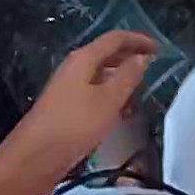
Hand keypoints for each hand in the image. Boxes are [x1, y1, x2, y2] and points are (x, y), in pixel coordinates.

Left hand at [7, 30, 157, 184]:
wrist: (35, 156)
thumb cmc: (74, 124)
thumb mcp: (107, 101)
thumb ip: (127, 77)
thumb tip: (142, 58)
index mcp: (84, 58)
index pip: (115, 38)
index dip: (138, 40)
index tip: (159, 48)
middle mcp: (75, 65)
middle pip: (107, 53)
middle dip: (130, 57)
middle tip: (153, 67)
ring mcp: (69, 85)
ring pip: (101, 73)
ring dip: (121, 77)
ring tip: (142, 90)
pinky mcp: (67, 104)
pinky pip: (94, 90)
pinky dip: (111, 94)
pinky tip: (121, 111)